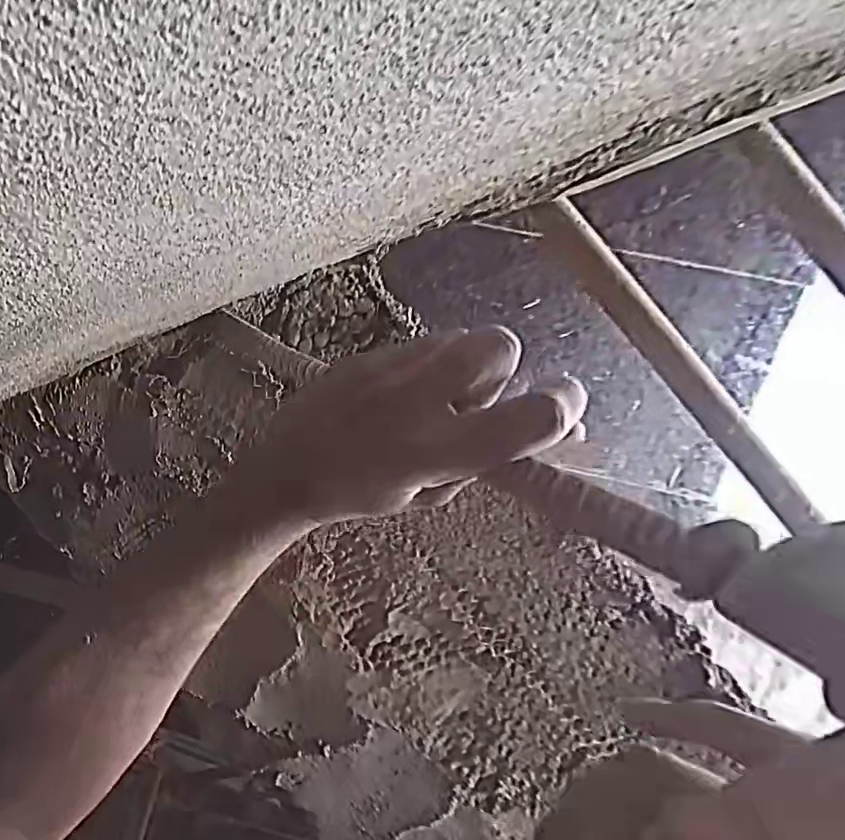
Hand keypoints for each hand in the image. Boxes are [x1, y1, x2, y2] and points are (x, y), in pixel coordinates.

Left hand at [220, 327, 586, 529]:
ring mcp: (381, 373)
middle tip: (463, 405)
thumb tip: (556, 430)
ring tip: (419, 401)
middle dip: (496, 371)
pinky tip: (385, 396)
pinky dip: (414, 367)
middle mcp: (413, 402)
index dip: (563, 406)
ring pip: (452, 340)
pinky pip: (411, 348)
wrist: (281, 475)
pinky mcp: (357, 359)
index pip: (534, 415)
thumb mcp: (424, 494)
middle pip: (498, 345)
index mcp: (434, 450)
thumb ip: (484, 461)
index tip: (562, 404)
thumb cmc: (353, 494)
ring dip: (453, 366)